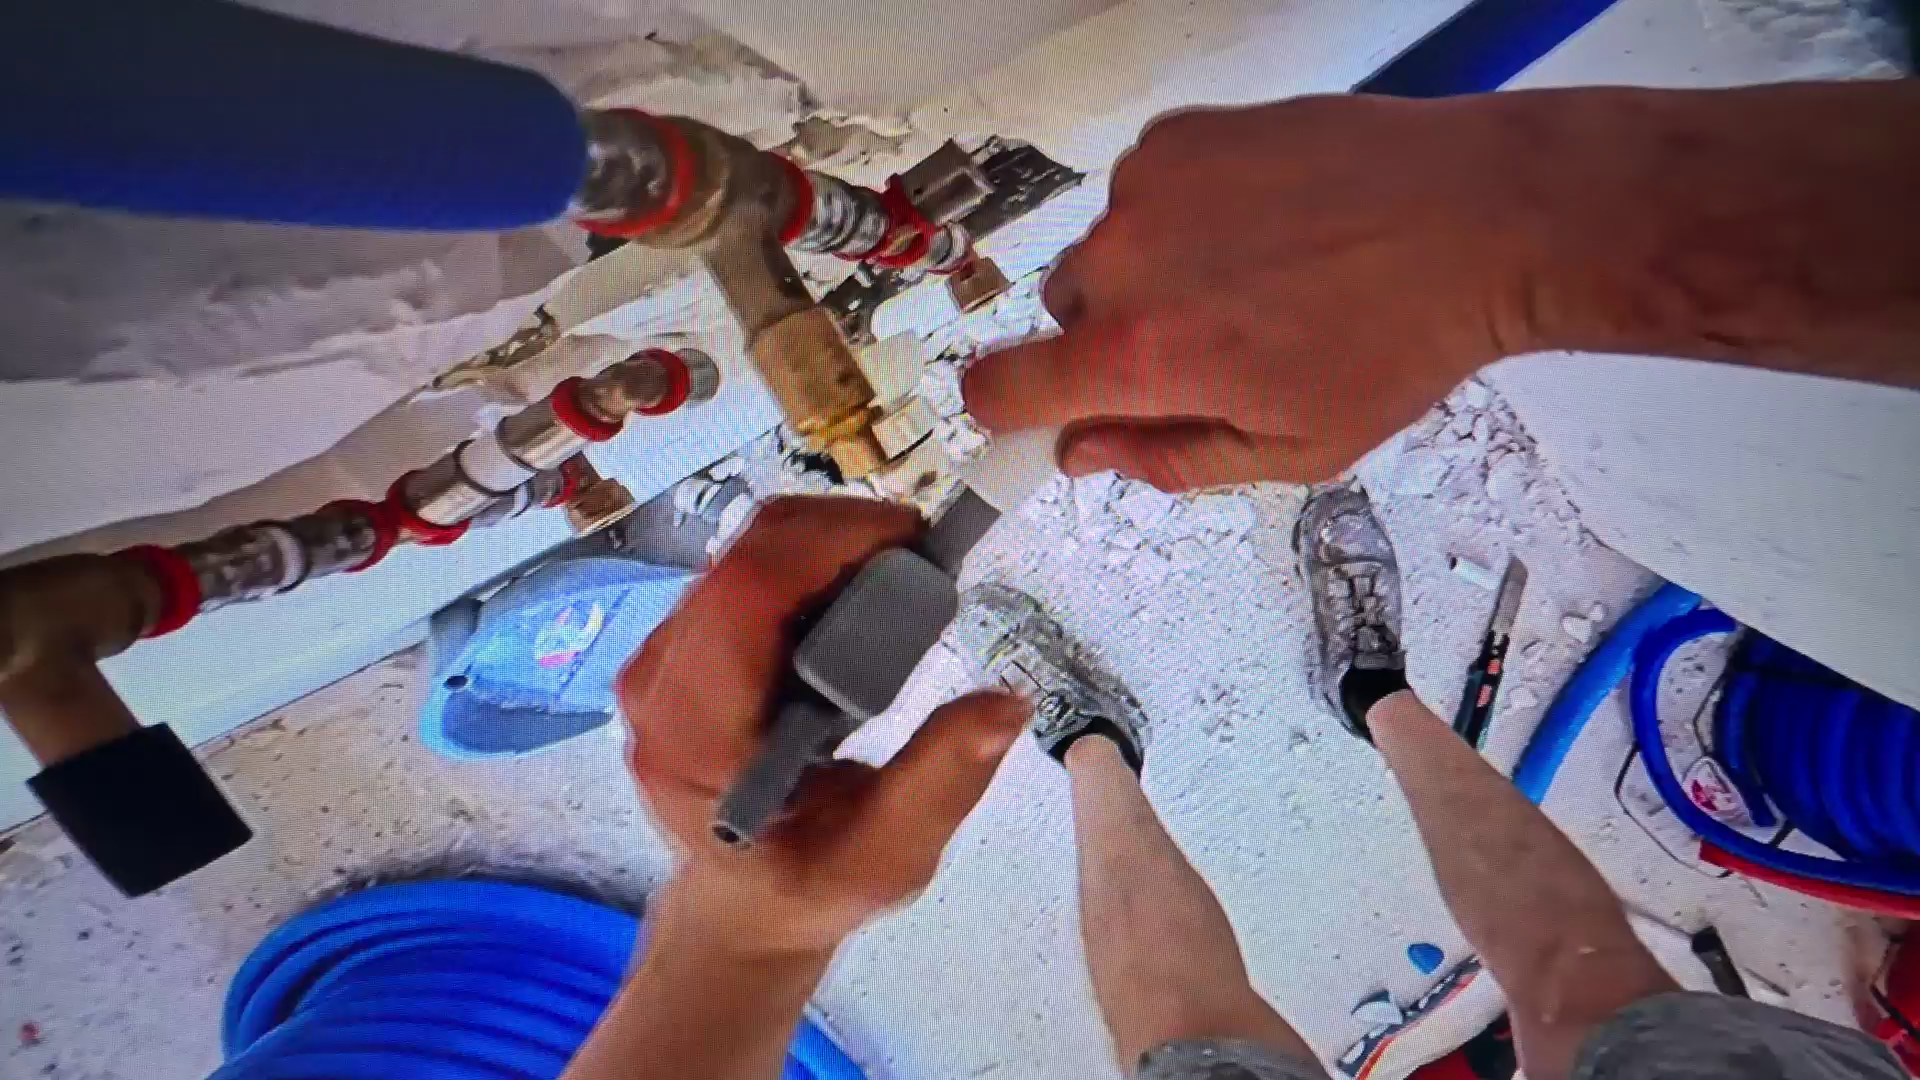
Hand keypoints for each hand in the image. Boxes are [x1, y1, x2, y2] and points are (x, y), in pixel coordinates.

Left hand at [616, 496, 1027, 959]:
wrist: (743, 893)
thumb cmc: (809, 880)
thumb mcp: (886, 857)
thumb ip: (941, 784)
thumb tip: (1005, 701)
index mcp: (697, 737)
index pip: (748, 595)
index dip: (833, 544)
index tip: (919, 546)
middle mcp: (662, 682)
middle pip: (750, 555)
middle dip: (845, 534)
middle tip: (922, 563)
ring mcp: (665, 655)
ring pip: (750, 547)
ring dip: (832, 541)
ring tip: (896, 577)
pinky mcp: (684, 640)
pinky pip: (750, 564)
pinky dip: (813, 557)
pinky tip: (856, 591)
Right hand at [964, 94, 1544, 489]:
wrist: (1487, 215)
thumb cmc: (1394, 347)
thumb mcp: (1284, 451)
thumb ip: (1162, 460)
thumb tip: (1082, 451)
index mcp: (1139, 357)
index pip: (998, 388)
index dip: (1003, 413)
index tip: (1035, 417)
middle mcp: (1121, 264)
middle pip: (1058, 323)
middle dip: (1104, 346)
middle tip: (1192, 347)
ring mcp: (1145, 189)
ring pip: (1100, 260)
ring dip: (1142, 281)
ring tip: (1237, 278)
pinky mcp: (1177, 138)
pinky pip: (1137, 201)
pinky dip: (1171, 223)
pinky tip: (1248, 227)